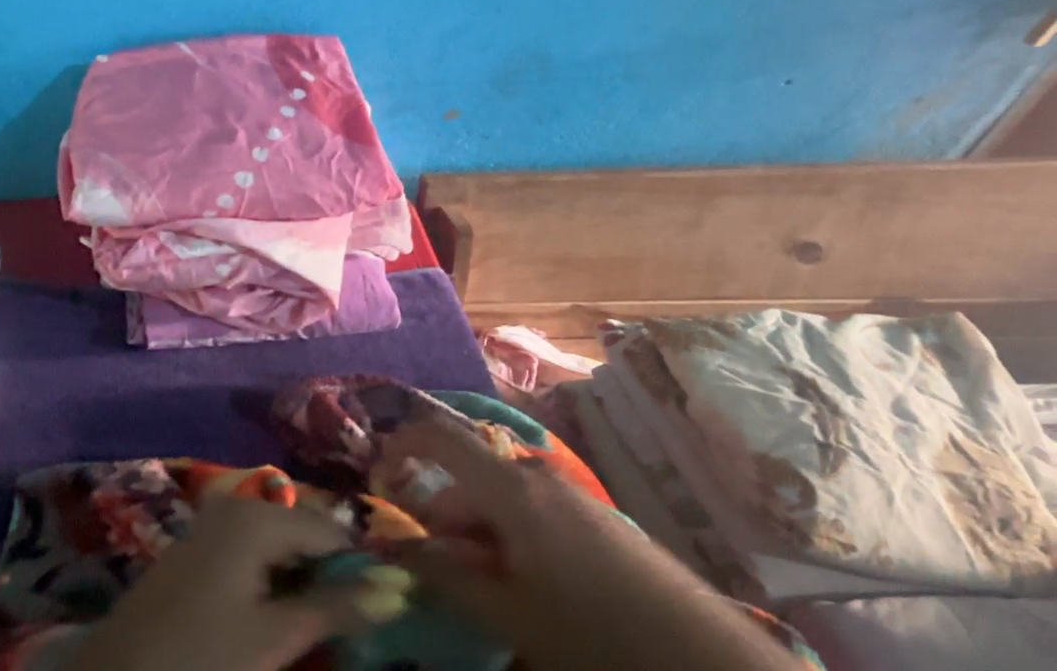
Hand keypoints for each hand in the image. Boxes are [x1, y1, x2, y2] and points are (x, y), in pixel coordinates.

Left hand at [63, 496, 411, 670]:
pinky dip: (271, 582)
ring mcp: (210, 527)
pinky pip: (250, 554)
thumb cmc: (202, 654)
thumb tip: (397, 588)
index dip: (360, 570)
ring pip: (277, 546)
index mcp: (255, 517)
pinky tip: (277, 620)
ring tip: (316, 628)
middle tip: (349, 626)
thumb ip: (336, 607)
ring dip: (301, 583)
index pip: (330, 531)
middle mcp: (233, 508)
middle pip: (302, 534)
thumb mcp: (275, 636)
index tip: (384, 612)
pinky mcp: (195, 551)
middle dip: (329, 575)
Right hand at [375, 418, 808, 670]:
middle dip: (438, 516)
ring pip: (498, 500)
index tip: (375, 485)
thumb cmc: (592, 630)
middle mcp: (537, 475)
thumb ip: (440, 572)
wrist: (707, 659)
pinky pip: (532, 514)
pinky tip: (524, 588)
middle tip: (432, 569)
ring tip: (482, 590)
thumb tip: (388, 543)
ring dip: (475, 534)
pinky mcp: (597, 520)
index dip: (395, 448)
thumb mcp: (505, 609)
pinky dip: (508, 539)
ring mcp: (572, 495)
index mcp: (509, 486)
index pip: (435, 435)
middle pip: (465, 477)